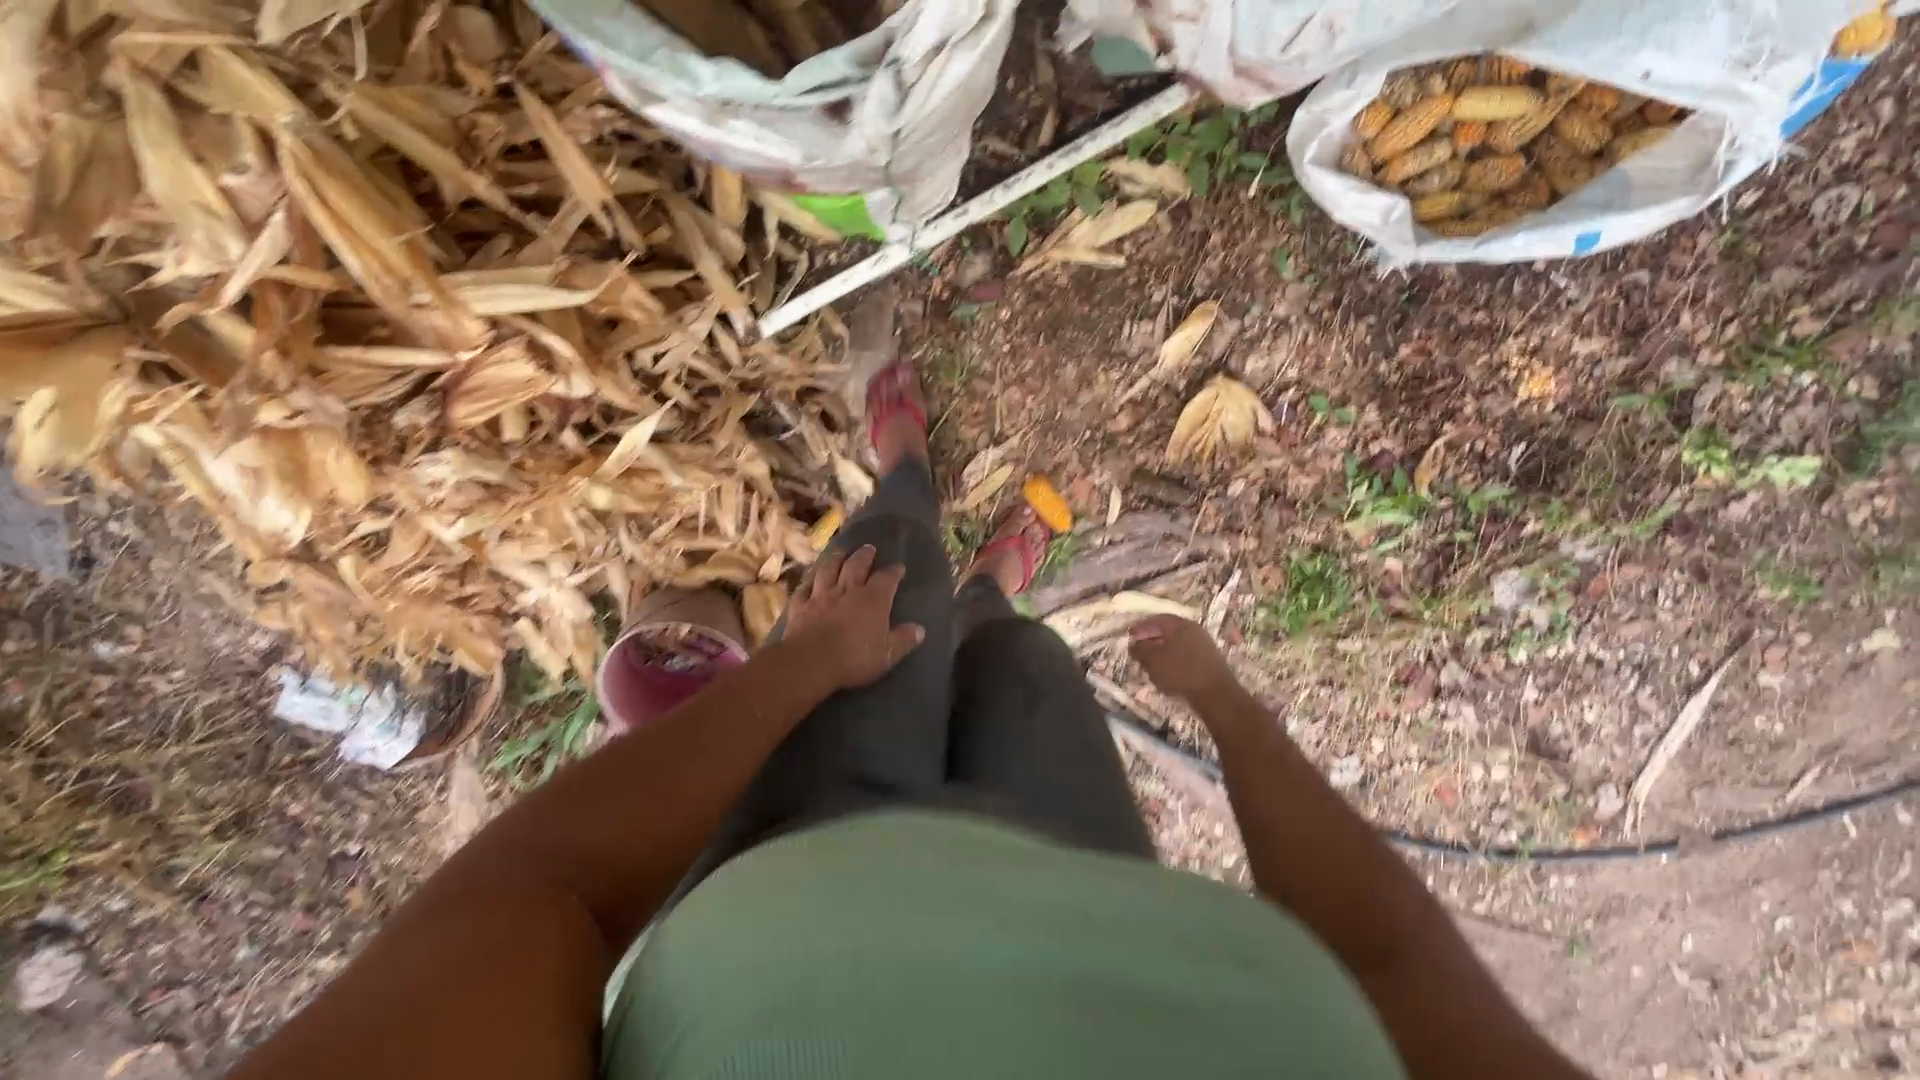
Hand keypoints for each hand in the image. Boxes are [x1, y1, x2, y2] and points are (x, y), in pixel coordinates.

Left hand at [784, 544, 925, 689]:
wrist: (811, 661)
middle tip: (869, 548)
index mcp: (873, 599)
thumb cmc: (855, 658)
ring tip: (840, 552)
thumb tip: (919, 630)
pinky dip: (808, 583)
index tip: (899, 567)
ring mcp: (821, 596)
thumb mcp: (887, 654)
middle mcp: (848, 590)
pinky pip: (804, 590)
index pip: (886, 579)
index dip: (894, 572)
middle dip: (864, 556)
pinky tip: (810, 581)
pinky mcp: (800, 607)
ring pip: (828, 570)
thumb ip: (903, 640)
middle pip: (856, 566)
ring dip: (835, 559)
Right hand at [1128, 615, 1240, 706]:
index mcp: (1181, 625)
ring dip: (1162, 650)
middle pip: (1168, 630)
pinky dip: (1172, 659)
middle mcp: (1194, 630)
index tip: (1130, 634)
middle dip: (1151, 638)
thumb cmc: (1181, 672)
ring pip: (1177, 643)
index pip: (1157, 619)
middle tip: (1139, 647)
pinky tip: (1166, 671)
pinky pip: (1184, 654)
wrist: (1215, 694)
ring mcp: (1203, 645)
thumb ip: (1140, 649)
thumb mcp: (1153, 660)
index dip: (1141, 626)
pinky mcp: (1208, 660)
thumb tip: (1134, 644)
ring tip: (1150, 661)